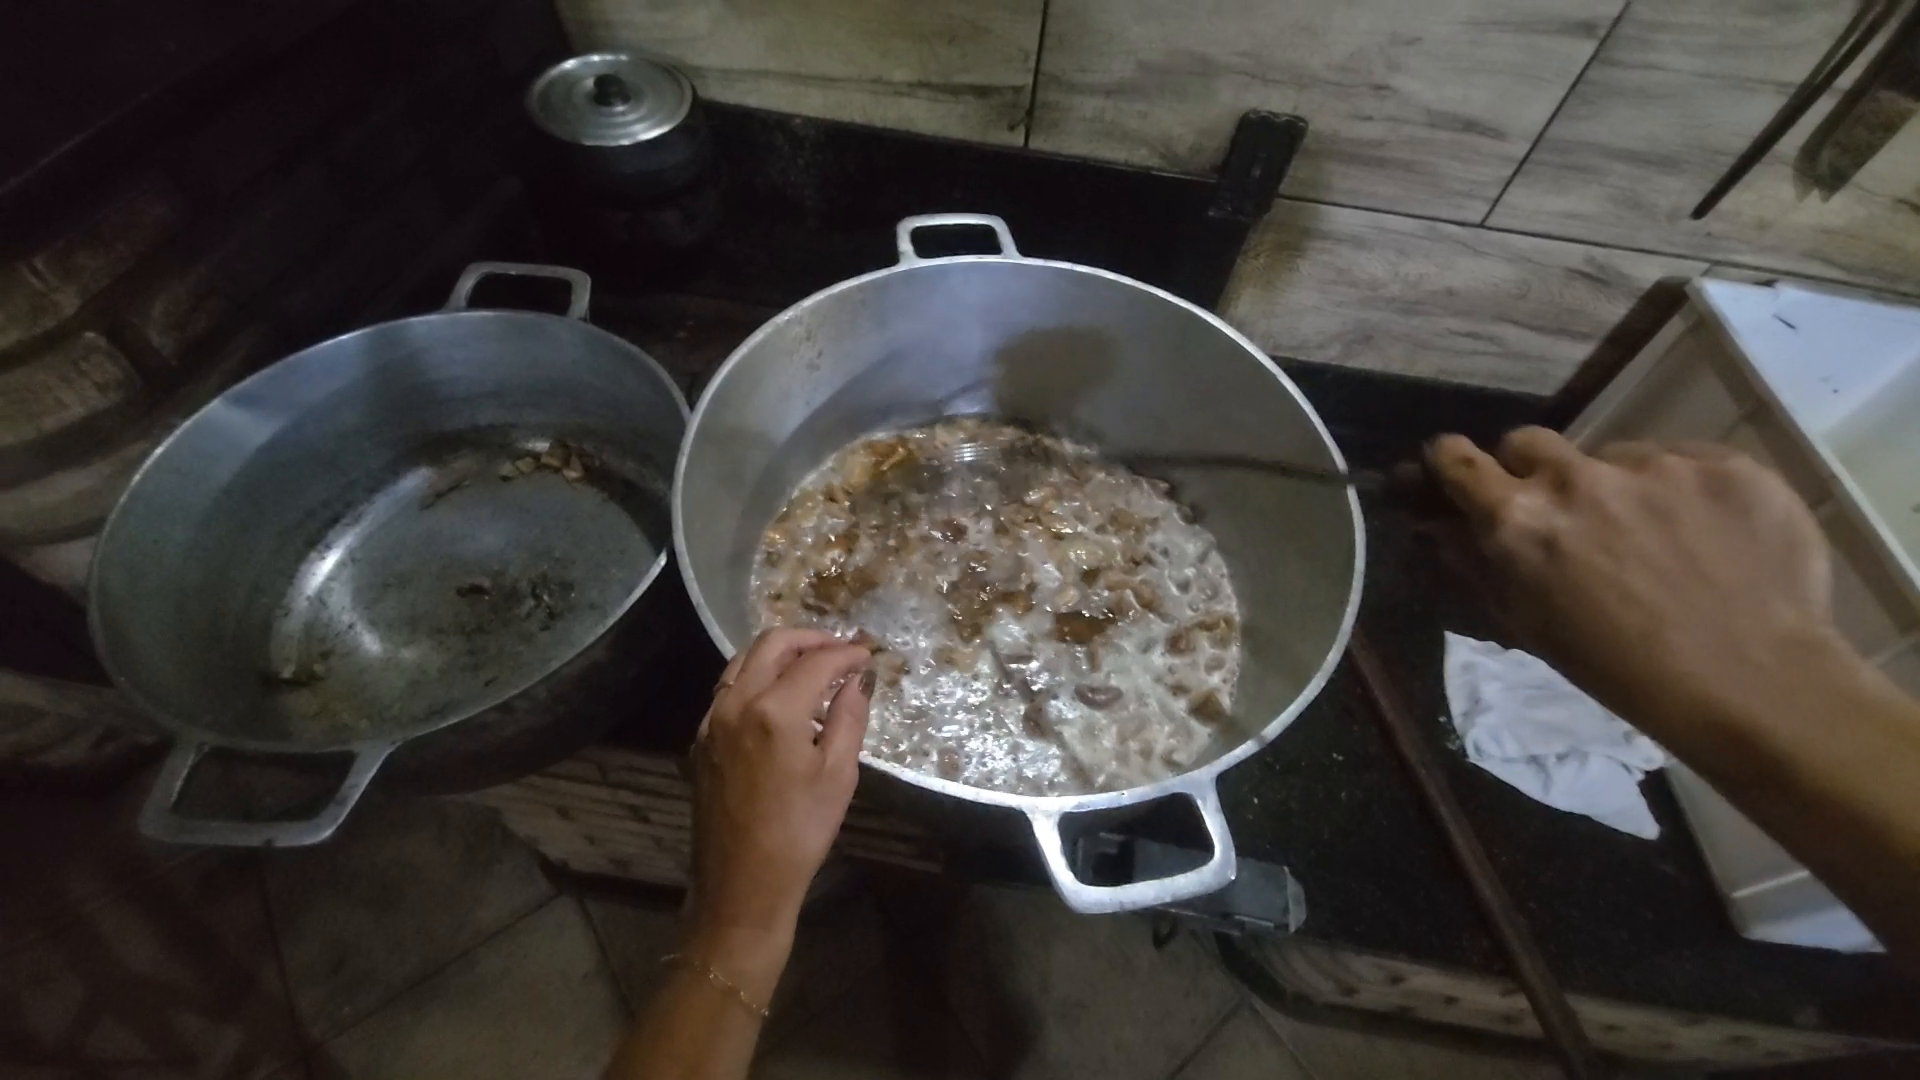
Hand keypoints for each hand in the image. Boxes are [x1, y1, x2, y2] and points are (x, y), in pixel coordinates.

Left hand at [689, 628, 872, 943]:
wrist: (741, 886)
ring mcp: (712, 720)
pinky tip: (780, 696)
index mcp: (774, 711)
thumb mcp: (839, 774)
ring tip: (811, 666)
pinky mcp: (701, 739)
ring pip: (743, 661)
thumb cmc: (800, 833)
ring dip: (780, 654)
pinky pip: (728, 688)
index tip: (867, 655)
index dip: (846, 653)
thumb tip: (857, 681)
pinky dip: (756, 677)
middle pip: (772, 644)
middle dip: (810, 639)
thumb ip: (850, 717)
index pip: (816, 661)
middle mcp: (736, 704)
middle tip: (840, 650)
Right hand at [1426, 428, 1841, 744]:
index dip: (1449, 461)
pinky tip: (1698, 531)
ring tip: (1645, 530)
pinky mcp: (1724, 463)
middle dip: (1526, 468)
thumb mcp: (1521, 616)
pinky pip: (1679, 460)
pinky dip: (1674, 488)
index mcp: (1515, 517)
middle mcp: (1575, 477)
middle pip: (1526, 441)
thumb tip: (1436, 523)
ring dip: (1608, 483)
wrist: (1751, 680)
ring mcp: (1654, 464)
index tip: (1456, 469)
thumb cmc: (1611, 662)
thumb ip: (1473, 559)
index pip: (1455, 457)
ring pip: (1607, 454)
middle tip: (1552, 505)